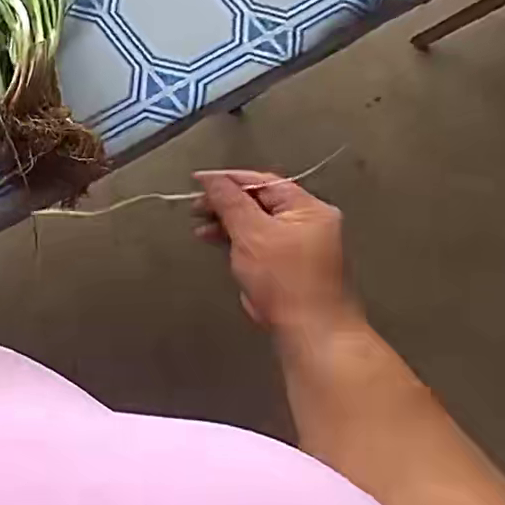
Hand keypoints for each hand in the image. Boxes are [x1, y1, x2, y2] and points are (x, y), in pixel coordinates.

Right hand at [193, 171, 360, 339]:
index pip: (263, 182)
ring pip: (254, 220)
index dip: (228, 179)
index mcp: (308, 208)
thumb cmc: (287, 280)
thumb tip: (213, 181)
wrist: (307, 325)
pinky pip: (254, 239)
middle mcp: (306, 221)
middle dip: (224, 201)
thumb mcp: (252, 234)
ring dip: (225, 220)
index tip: (198, 180)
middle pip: (258, 200)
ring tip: (200, 226)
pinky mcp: (282, 261)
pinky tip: (214, 239)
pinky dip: (232, 237)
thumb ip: (231, 203)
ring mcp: (295, 242)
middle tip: (196, 206)